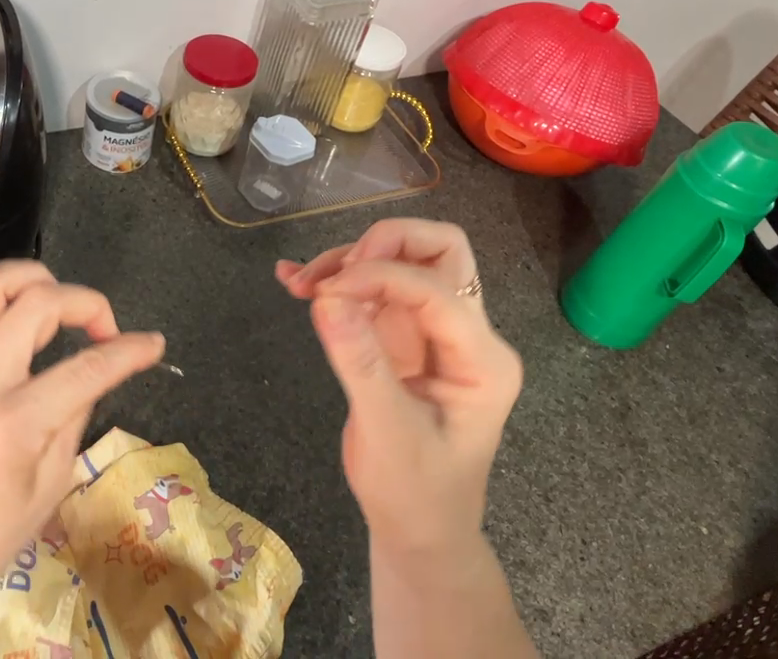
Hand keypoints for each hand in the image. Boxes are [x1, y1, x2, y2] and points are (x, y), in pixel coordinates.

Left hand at [0, 260, 164, 614]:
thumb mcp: (53, 481)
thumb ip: (76, 412)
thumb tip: (96, 368)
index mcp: (12, 423)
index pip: (85, 368)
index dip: (129, 350)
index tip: (152, 344)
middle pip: (37, 302)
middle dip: (85, 302)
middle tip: (102, 328)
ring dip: (28, 279)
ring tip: (53, 302)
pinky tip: (6, 302)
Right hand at [276, 219, 521, 551]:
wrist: (417, 532)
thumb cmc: (414, 493)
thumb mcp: (387, 433)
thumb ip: (360, 362)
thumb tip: (326, 297)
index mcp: (482, 359)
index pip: (437, 289)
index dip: (381, 276)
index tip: (327, 292)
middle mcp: (465, 334)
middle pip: (440, 250)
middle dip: (385, 243)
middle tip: (339, 271)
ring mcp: (433, 332)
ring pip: (403, 262)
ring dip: (352, 262)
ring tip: (302, 284)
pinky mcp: (402, 338)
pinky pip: (375, 290)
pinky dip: (339, 279)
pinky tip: (295, 281)